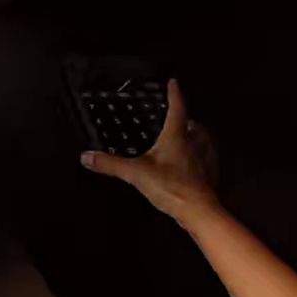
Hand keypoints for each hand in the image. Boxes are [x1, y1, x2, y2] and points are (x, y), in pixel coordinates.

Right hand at [81, 81, 222, 224]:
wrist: (201, 213)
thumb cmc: (171, 186)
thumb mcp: (136, 173)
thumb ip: (111, 164)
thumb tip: (86, 156)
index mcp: (178, 136)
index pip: (177, 109)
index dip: (174, 94)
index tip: (173, 83)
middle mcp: (195, 144)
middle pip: (195, 125)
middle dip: (188, 119)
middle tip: (179, 117)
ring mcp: (206, 161)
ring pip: (204, 142)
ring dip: (197, 137)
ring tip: (187, 139)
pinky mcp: (210, 177)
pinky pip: (206, 161)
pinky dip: (200, 159)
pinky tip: (191, 167)